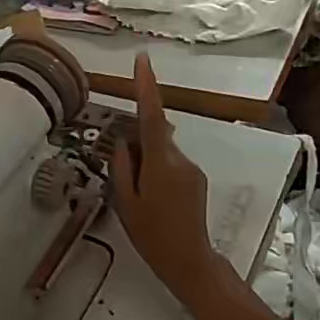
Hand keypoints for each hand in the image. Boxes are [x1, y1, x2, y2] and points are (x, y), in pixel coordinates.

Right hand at [111, 54, 227, 301]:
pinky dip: (158, 173)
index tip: (142, 60)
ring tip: (142, 198)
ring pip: (162, 153)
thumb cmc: (152, 234)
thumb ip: (122, 167)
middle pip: (154, 137)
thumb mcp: (126, 202)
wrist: (189, 259)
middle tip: (127, 181)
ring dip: (148, 165)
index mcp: (160, 163)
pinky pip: (172, 165)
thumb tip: (123, 142)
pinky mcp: (197, 179)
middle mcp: (180, 159)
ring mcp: (192, 169)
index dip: (146, 86)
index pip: (151, 116)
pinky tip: (155, 201)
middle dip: (136, 147)